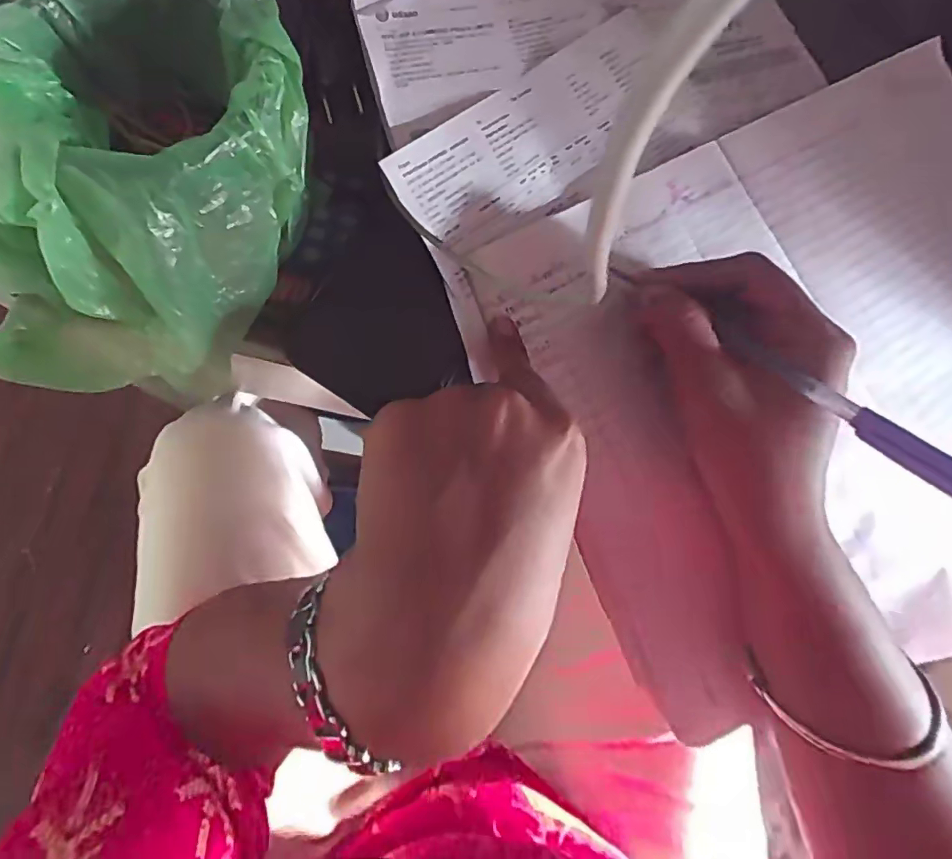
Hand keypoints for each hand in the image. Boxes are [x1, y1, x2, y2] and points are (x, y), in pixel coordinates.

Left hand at [320, 318, 586, 766]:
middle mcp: (505, 405)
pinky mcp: (397, 415)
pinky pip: (396, 427)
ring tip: (423, 503)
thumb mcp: (545, 515)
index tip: (496, 334)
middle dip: (459, 430)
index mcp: (559, 434)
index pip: (524, 374)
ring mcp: (448, 405)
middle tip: (447, 487)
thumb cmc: (504, 592)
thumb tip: (492, 443)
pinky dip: (392, 454)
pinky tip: (397, 497)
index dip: (505, 359)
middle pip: (472, 398)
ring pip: (430, 414)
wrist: (437, 617)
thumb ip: (526, 461)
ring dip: (424, 444)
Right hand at [629, 253, 854, 561]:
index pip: (751, 275)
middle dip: (690, 295)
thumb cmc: (745, 454)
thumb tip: (651, 293)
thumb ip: (680, 329)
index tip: (647, 289)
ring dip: (690, 317)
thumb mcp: (706, 385)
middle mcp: (812, 338)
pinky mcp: (777, 380)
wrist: (769, 520)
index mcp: (812, 334)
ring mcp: (796, 360)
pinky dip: (698, 340)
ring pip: (736, 316)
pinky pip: (734, 342)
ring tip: (649, 329)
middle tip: (643, 309)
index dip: (694, 274)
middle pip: (745, 292)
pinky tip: (668, 352)